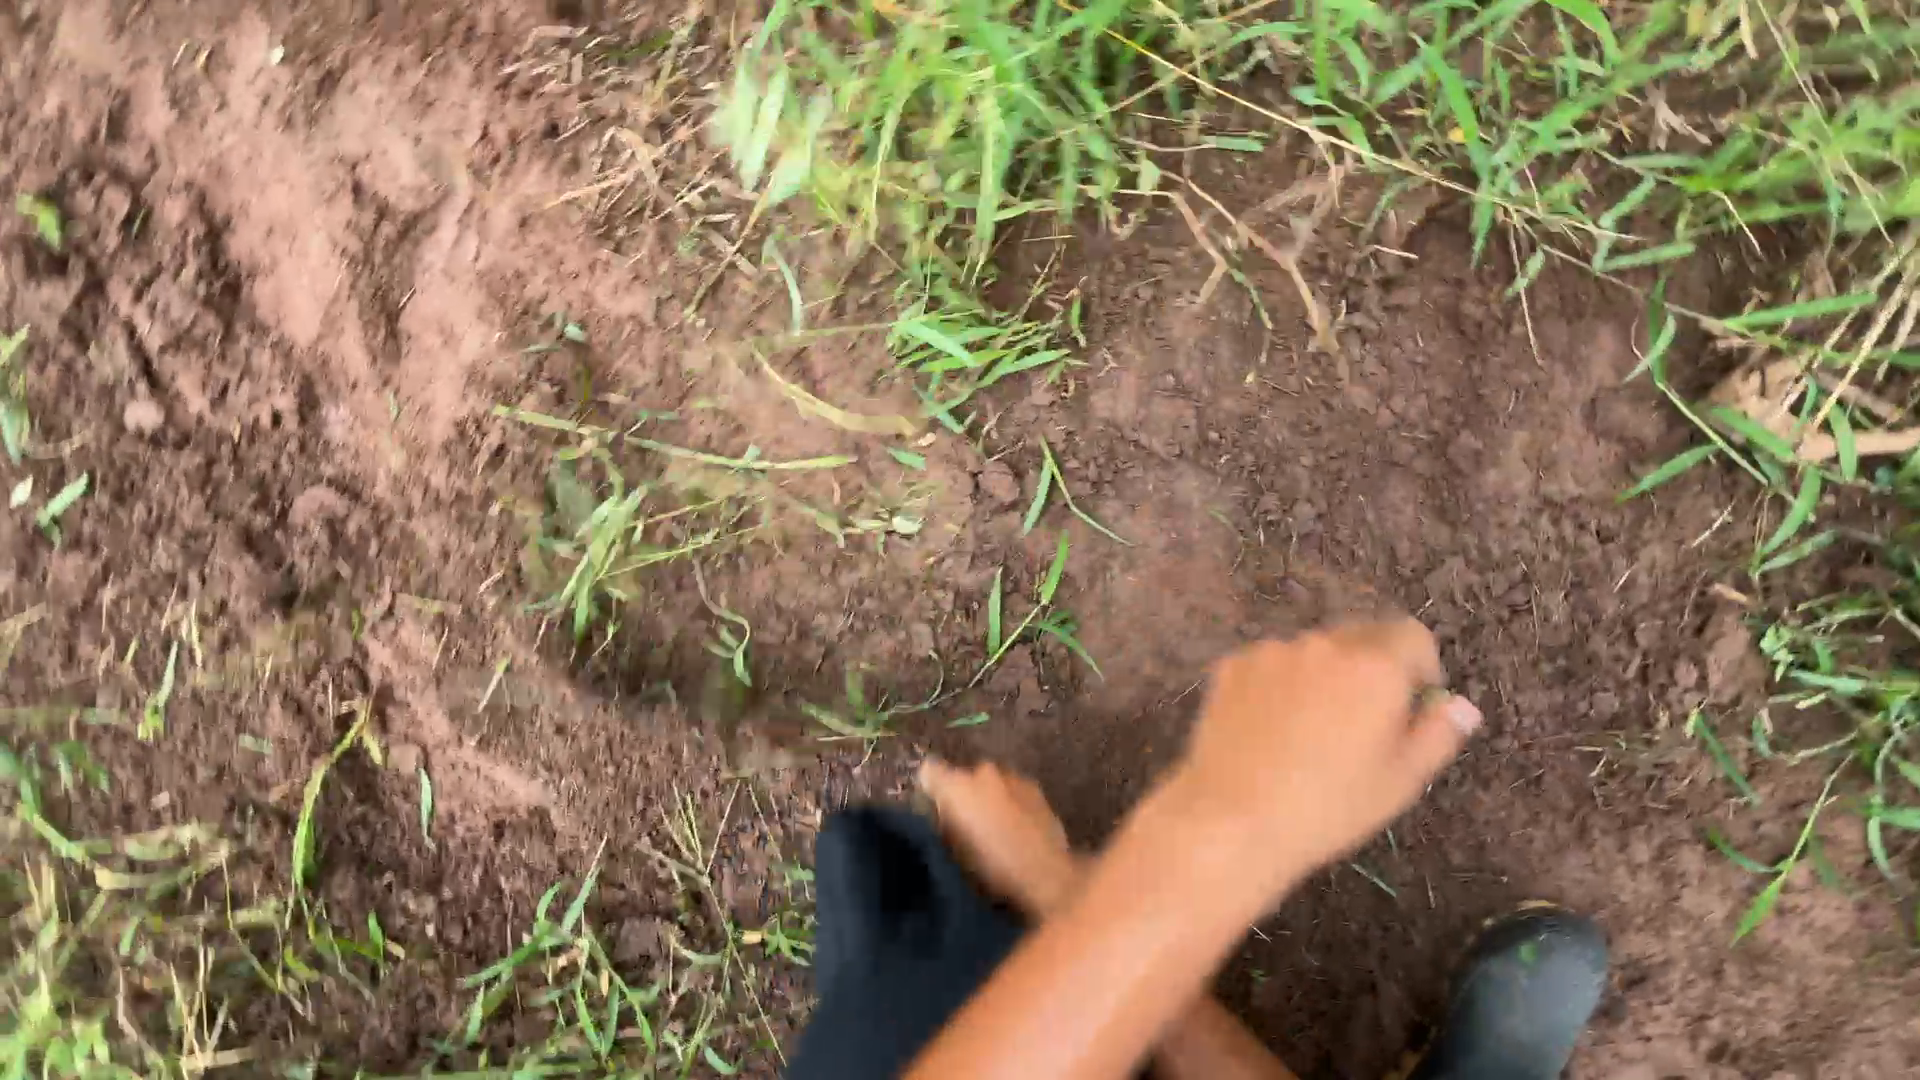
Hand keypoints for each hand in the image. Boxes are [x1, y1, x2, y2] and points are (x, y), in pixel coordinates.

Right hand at [920, 759, 1079, 916]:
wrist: (1047, 874)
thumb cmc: (992, 870)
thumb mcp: (955, 853)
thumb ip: (943, 822)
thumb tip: (941, 811)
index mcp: (956, 787)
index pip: (929, 770)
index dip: (930, 788)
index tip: (934, 808)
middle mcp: (982, 771)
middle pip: (963, 776)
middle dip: (964, 794)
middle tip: (968, 824)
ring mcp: (1011, 776)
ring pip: (990, 781)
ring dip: (989, 796)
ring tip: (996, 825)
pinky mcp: (1035, 786)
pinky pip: (1012, 788)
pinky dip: (1010, 800)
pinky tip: (1018, 825)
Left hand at [1168, 620, 1480, 889]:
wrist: (1233, 814)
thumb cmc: (1329, 806)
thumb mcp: (1400, 780)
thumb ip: (1437, 734)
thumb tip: (1459, 705)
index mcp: (1374, 667)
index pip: (1410, 635)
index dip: (1418, 666)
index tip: (1410, 703)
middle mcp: (1322, 645)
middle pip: (1359, 638)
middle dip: (1369, 669)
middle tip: (1358, 722)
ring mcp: (1270, 652)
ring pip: (1311, 652)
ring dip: (1321, 674)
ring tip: (1308, 729)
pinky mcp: (1231, 665)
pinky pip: (1270, 664)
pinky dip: (1278, 683)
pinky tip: (1268, 726)